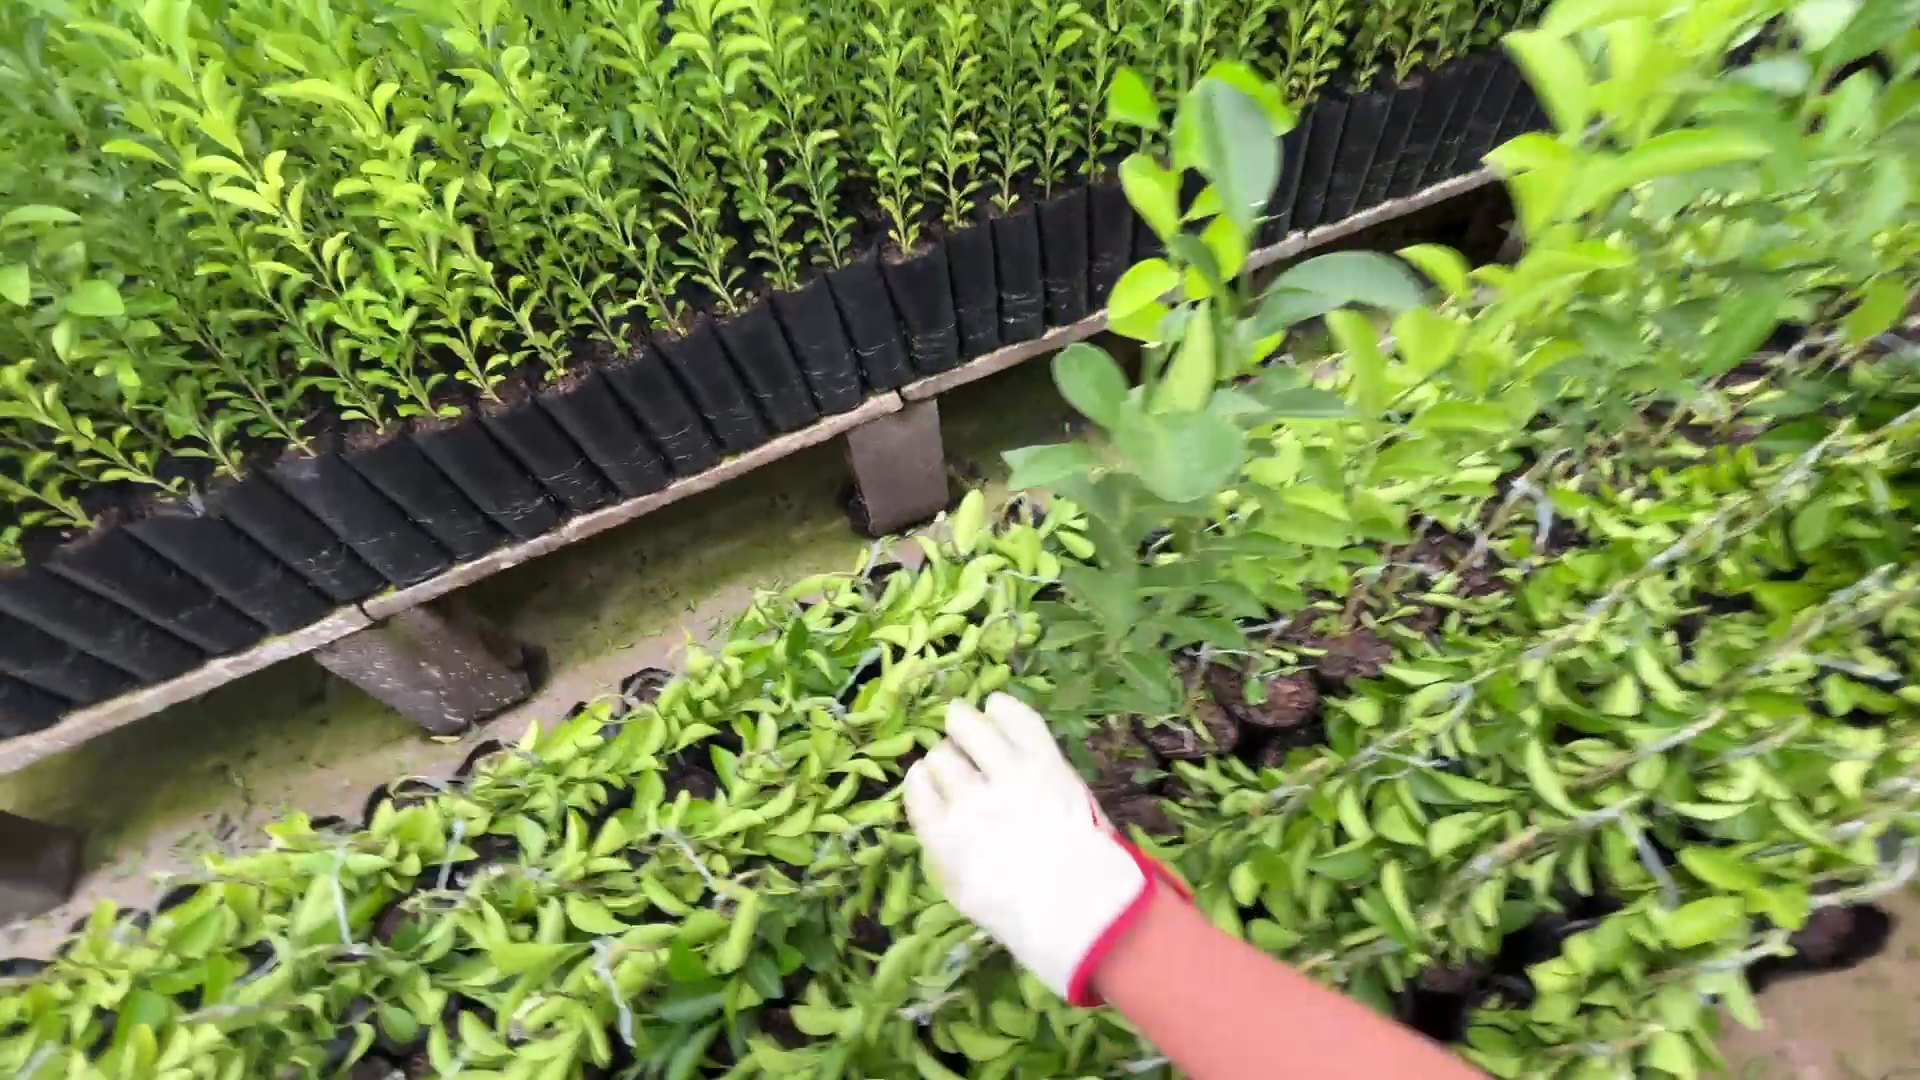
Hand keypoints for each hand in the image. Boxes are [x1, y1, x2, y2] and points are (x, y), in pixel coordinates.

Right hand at [903, 693, 1182, 1004]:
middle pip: (940, 757)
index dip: (921, 779)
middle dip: (944, 756)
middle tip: (955, 758)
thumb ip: (944, 851)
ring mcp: (1010, 776)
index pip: (917, 788)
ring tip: (961, 718)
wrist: (1090, 911)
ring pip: (968, 726)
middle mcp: (970, 801)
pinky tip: (995, 705)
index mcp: (946, 840)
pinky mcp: (1046, 762)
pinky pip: (1017, 719)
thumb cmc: (1025, 916)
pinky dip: (1002, 708)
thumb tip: (938, 812)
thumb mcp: (965, 893)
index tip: (927, 776)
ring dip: (962, 722)